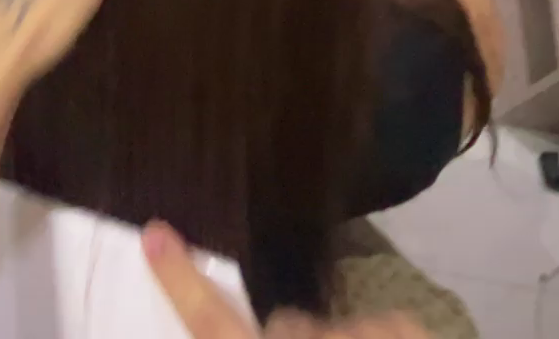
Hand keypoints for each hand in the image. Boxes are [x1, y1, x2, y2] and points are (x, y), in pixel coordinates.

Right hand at [144, 222, 431, 338]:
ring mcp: (364, 330)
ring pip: (327, 327)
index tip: (154, 230)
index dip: (181, 281)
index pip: (215, 327)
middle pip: (281, 326)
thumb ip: (243, 331)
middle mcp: (308, 338)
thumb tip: (244, 326)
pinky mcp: (404, 325)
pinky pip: (372, 324)